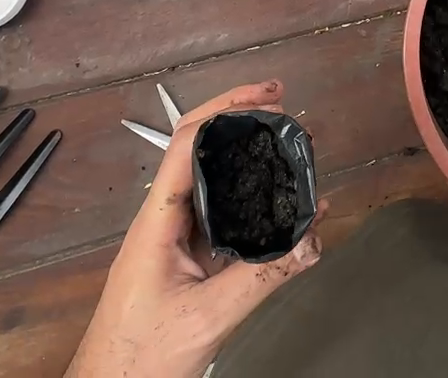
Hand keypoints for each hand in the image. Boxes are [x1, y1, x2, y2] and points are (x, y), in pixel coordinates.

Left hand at [66, 80, 323, 377]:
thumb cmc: (138, 362)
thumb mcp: (205, 319)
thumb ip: (260, 278)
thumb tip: (309, 239)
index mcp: (157, 220)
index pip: (187, 141)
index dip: (227, 108)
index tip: (267, 96)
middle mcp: (163, 219)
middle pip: (200, 149)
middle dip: (242, 119)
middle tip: (284, 108)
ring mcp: (174, 238)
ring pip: (214, 180)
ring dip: (250, 156)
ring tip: (290, 144)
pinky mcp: (186, 258)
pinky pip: (224, 216)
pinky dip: (254, 198)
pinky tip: (285, 205)